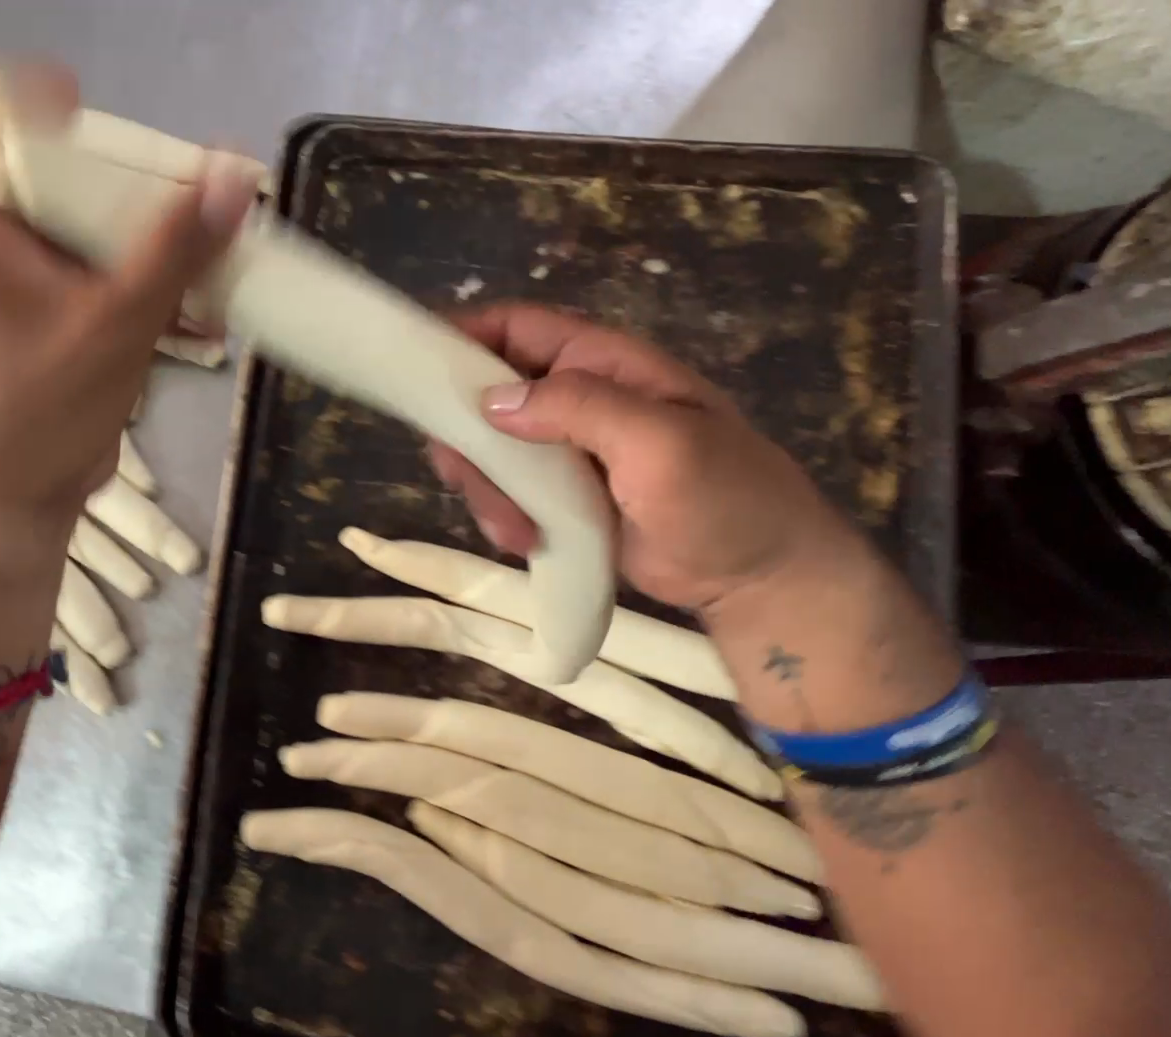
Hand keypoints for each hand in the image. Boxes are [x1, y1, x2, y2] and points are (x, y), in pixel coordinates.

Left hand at [0, 125, 257, 531]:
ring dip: (147, 245)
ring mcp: (27, 294)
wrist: (21, 496)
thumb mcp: (116, 322)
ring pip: (85, 239)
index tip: (86, 106)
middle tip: (169, 182)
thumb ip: (175, 252)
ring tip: (206, 248)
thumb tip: (233, 181)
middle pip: (48, 181)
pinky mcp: (57, 329)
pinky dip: (147, 294)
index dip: (23, 105)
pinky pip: (103, 288)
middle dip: (116, 180)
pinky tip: (201, 316)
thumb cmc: (45, 407)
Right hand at [430, 304, 858, 611]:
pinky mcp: (558, 498)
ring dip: (485, 489)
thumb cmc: (726, 498)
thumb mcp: (661, 443)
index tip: (414, 371)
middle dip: (467, 437)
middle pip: (486, 394)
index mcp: (601, 363)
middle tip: (464, 478)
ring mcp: (564, 451)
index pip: (517, 327)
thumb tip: (492, 400)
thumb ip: (580, 408)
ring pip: (488, 451)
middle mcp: (574, 398)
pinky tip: (526, 542)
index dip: (462, 337)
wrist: (756, 576)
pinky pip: (504, 493)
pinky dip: (501, 516)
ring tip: (515, 530)